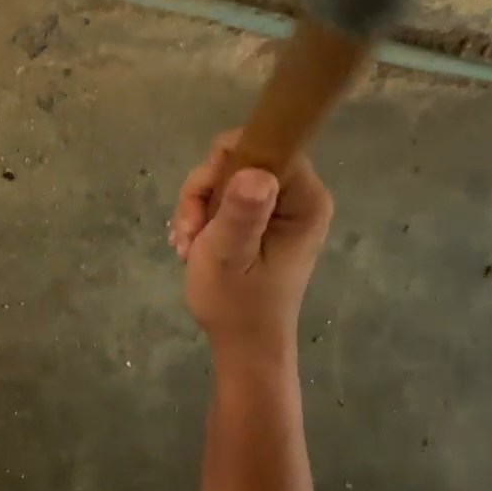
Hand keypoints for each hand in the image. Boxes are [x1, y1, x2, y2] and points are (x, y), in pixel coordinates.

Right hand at [174, 132, 332, 360]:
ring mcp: (279, 208)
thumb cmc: (237, 303)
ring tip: (187, 245)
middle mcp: (298, 196)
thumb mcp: (228, 255)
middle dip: (202, 192)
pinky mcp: (262, 220)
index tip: (201, 199)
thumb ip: (239, 212)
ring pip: (224, 179)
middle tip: (188, 231)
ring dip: (196, 208)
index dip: (225, 164)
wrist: (242, 343)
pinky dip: (201, 218)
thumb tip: (253, 172)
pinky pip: (224, 198)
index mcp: (304, 200)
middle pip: (239, 160)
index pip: (265, 147)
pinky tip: (192, 245)